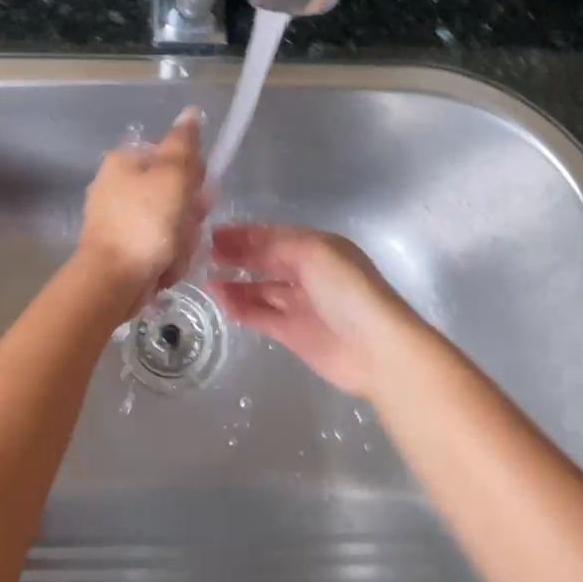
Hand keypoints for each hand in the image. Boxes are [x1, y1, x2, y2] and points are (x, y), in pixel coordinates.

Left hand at [77, 107, 208, 300]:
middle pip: (176, 192)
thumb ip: (184, 145)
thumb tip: (191, 112)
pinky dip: (168, 258)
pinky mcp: (124, 248)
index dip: (193, 176)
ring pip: (173, 223)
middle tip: (184, 228)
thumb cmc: (144, 224)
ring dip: (182, 240)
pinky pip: (161, 246)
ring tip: (172, 253)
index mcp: (126, 160)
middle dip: (188, 215)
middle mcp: (118, 185)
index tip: (197, 195)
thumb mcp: (172, 177)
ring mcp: (119, 218)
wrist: (112, 282)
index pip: (176, 157)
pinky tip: (163, 268)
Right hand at [209, 225, 420, 395]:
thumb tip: (246, 247)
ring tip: (208, 283)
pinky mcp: (294, 334)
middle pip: (266, 261)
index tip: (214, 233)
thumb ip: (276, 247)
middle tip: (205, 255)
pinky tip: (222, 304)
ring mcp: (301, 305)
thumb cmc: (347, 290)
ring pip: (261, 290)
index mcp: (318, 248)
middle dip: (237, 256)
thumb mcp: (313, 253)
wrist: (376, 348)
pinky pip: (262, 317)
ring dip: (235, 285)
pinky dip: (242, 309)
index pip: (274, 236)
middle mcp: (309, 273)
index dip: (245, 234)